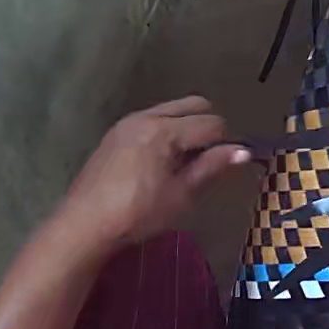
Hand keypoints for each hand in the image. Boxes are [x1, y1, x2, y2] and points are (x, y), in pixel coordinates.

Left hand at [49, 96, 251, 254]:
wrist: (85, 223)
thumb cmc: (138, 213)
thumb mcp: (181, 195)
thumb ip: (211, 167)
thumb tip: (244, 151)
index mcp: (164, 131)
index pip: (212, 123)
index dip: (227, 142)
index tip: (229, 165)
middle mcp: (147, 116)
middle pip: (194, 104)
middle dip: (209, 126)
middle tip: (208, 159)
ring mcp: (129, 121)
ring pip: (173, 109)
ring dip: (188, 127)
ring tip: (185, 162)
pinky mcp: (117, 132)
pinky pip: (153, 119)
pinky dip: (168, 130)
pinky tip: (162, 162)